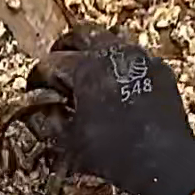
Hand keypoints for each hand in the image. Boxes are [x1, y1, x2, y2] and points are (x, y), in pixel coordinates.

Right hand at [27, 26, 194, 194]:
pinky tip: (112, 87)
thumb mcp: (68, 142)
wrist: (161, 160)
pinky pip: (132, 57)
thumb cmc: (110, 153)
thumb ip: (47, 120)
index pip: (52, 62)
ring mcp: (140, 58)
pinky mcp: (158, 69)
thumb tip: (36, 109)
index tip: (32, 88)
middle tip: (56, 68)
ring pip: (110, 40)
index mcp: (86, 69)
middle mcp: (113, 53)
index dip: (37, 76)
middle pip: (81, 34)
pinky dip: (116, 66)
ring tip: (84, 75)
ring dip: (92, 53)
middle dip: (63, 49)